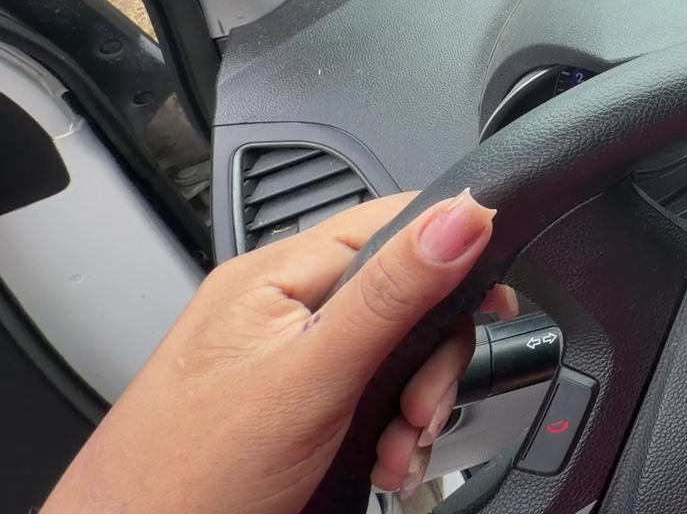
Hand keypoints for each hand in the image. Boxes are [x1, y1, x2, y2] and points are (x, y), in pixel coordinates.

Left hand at [43, 191, 515, 513]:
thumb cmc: (181, 491)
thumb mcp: (311, 378)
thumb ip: (394, 291)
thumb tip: (467, 213)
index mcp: (278, 276)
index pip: (401, 220)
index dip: (459, 252)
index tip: (491, 301)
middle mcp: (288, 304)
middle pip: (414, 291)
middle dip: (436, 355)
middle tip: (424, 406)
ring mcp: (296, 352)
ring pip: (406, 343)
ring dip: (422, 398)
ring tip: (402, 444)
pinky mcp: (306, 395)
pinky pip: (384, 382)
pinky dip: (399, 421)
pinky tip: (388, 453)